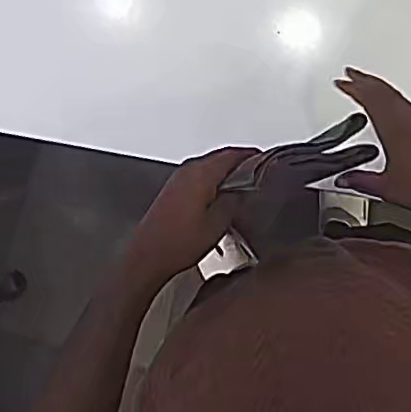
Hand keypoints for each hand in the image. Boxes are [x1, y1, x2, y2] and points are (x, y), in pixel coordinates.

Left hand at [122, 146, 257, 287]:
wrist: (147, 257)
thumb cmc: (176, 244)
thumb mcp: (217, 224)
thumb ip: (233, 201)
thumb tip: (241, 191)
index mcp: (201, 173)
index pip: (232, 154)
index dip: (250, 155)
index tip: (263, 158)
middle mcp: (188, 171)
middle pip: (220, 157)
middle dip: (239, 162)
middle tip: (257, 171)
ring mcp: (178, 179)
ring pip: (209, 167)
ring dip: (226, 172)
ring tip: (242, 185)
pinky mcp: (173, 189)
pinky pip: (199, 176)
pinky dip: (213, 180)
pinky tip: (220, 196)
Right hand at [334, 67, 410, 214]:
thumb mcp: (386, 188)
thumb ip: (361, 181)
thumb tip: (343, 178)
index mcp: (393, 132)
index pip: (371, 101)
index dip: (354, 89)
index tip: (341, 81)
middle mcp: (405, 123)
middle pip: (383, 93)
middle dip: (364, 80)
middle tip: (350, 72)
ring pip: (394, 95)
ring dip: (378, 83)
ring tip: (367, 79)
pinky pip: (404, 103)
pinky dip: (392, 94)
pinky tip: (391, 97)